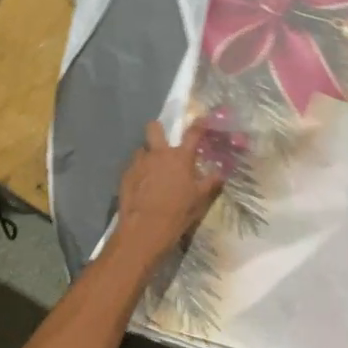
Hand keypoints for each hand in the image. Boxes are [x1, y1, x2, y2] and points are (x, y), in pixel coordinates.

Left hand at [111, 120, 223, 265]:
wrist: (145, 228)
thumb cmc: (178, 213)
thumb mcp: (200, 199)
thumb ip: (211, 182)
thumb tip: (221, 172)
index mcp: (180, 157)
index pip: (192, 133)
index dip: (199, 124)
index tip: (202, 119)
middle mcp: (158, 153)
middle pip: (154, 128)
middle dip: (157, 129)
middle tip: (162, 141)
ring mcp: (139, 162)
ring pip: (142, 149)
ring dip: (147, 155)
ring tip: (151, 171)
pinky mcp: (125, 174)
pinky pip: (133, 166)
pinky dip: (138, 172)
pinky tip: (141, 186)